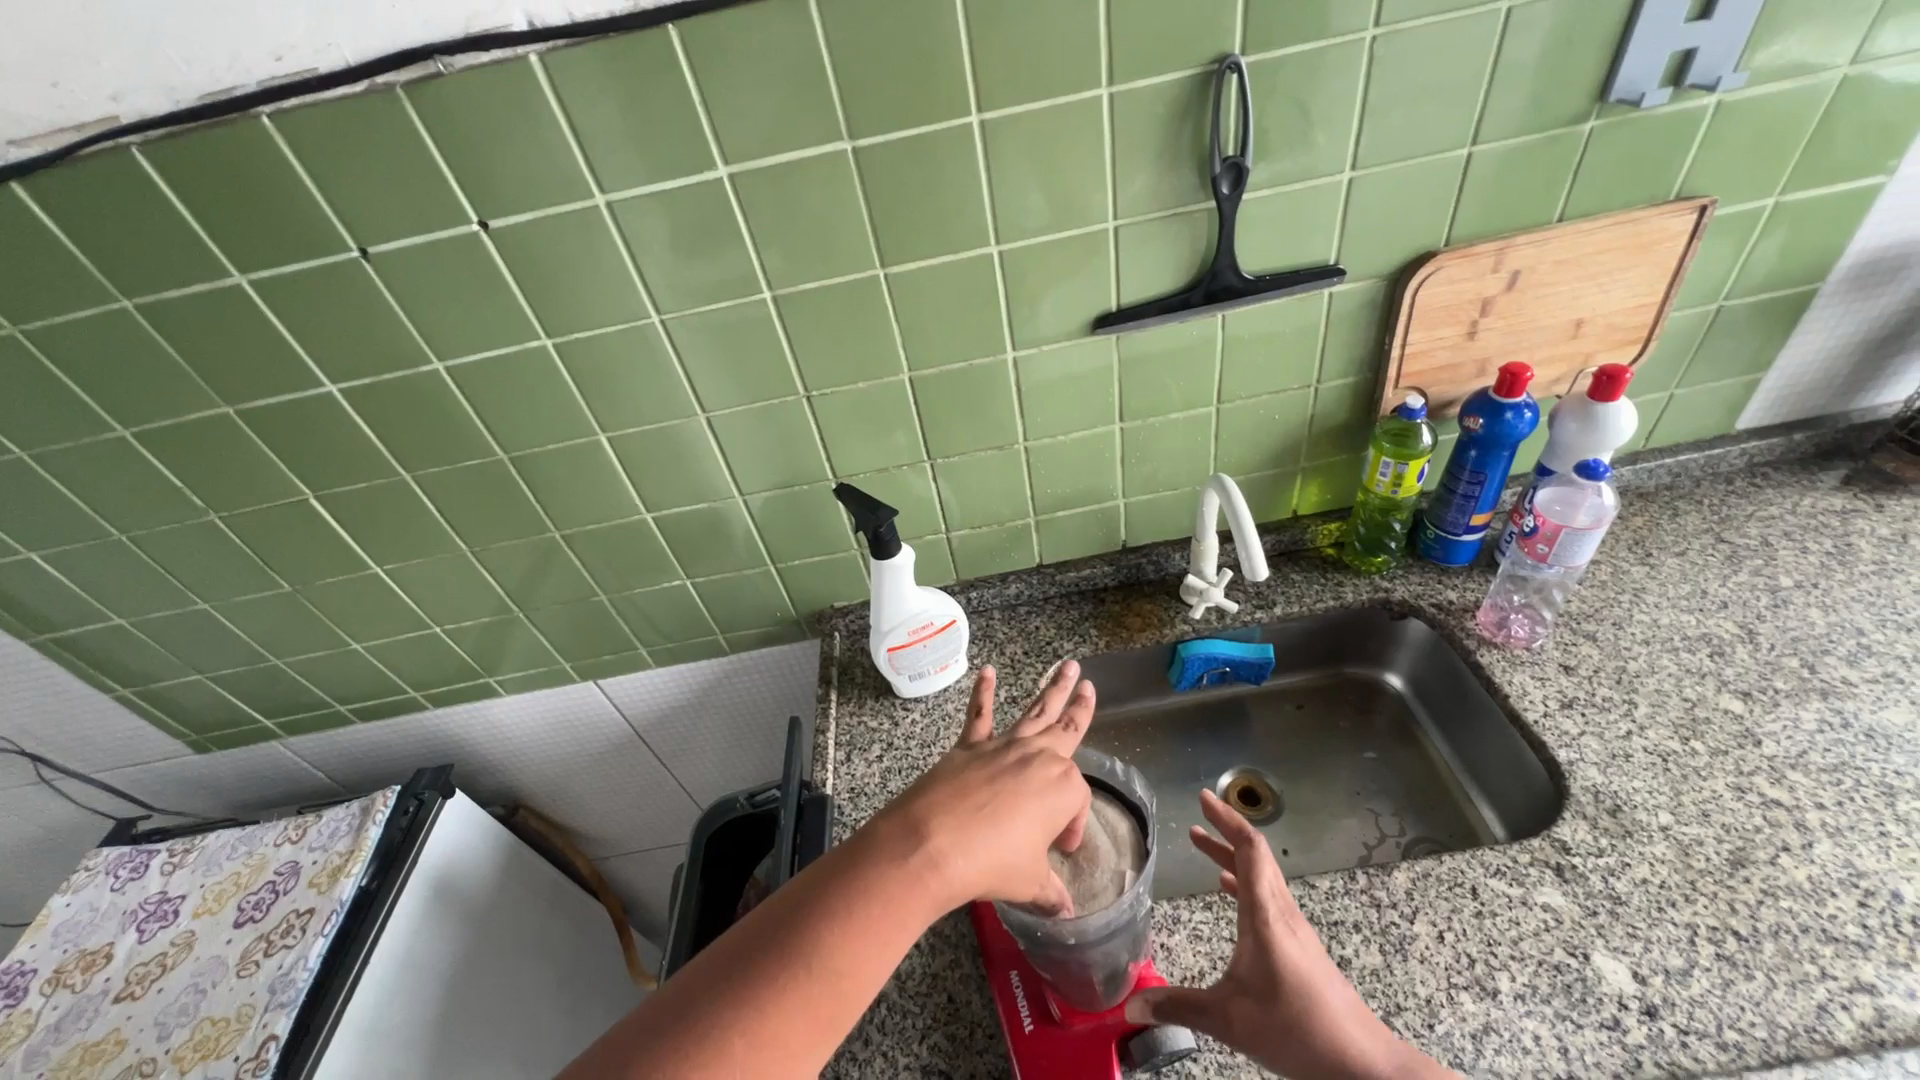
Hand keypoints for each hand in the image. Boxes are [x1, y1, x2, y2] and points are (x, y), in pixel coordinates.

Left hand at [865, 661, 1096, 916]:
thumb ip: (1049, 891)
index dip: (1071, 827)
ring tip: (1067, 666)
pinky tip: (987, 671)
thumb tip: (1064, 910)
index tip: (1059, 849)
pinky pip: (980, 714)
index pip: (1076, 803)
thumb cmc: (991, 863)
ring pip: (1035, 713)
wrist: (933, 843)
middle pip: (1067, 729)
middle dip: (1080, 707)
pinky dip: (983, 692)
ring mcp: (1003, 747)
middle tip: (1088, 684)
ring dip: (1051, 689)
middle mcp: (1039, 758)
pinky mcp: (970, 746)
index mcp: (1063, 788)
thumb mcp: (1028, 881)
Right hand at [1125, 791, 1454, 1079]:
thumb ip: (1179, 1007)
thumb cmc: (1297, 1029)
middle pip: (1256, 856)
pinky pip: (1268, 897)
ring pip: (1263, 876)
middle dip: (1225, 831)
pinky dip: (1244, 882)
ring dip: (1232, 857)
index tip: (1203, 798)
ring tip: (1203, 845)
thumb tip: (1129, 1006)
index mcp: (1265, 915)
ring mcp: (1295, 930)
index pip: (1249, 850)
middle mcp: (1282, 913)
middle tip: (1196, 816)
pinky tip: (1228, 892)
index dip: (1227, 819)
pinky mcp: (1300, 947)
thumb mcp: (1230, 1020)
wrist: (1360, 1062)